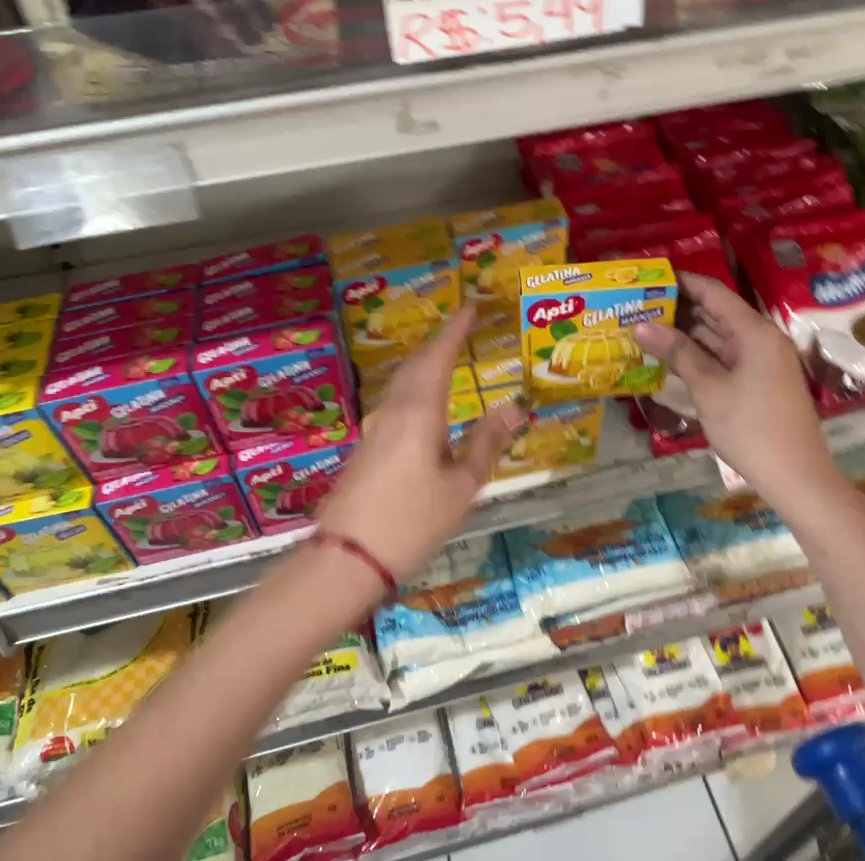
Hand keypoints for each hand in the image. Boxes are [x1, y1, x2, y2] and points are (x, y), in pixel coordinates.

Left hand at [319, 308, 524, 581]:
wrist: (347, 557)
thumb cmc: (412, 521)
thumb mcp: (461, 487)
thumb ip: (487, 444)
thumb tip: (516, 406)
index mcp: (419, 411)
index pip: (438, 357)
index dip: (454, 330)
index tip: (470, 308)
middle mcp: (394, 411)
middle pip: (416, 364)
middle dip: (439, 342)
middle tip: (462, 327)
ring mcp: (376, 429)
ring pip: (403, 383)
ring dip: (425, 363)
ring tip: (446, 356)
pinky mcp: (367, 448)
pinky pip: (396, 402)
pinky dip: (415, 387)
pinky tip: (424, 402)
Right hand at [633, 272, 846, 496]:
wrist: (797, 476)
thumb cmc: (751, 428)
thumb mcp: (708, 389)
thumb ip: (677, 353)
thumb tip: (641, 326)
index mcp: (754, 332)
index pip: (713, 292)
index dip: (681, 282)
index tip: (647, 279)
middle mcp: (761, 338)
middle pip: (716, 312)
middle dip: (678, 308)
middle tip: (637, 306)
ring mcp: (762, 360)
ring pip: (719, 336)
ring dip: (686, 332)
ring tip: (645, 326)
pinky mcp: (760, 381)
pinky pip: (725, 356)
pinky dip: (699, 354)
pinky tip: (671, 356)